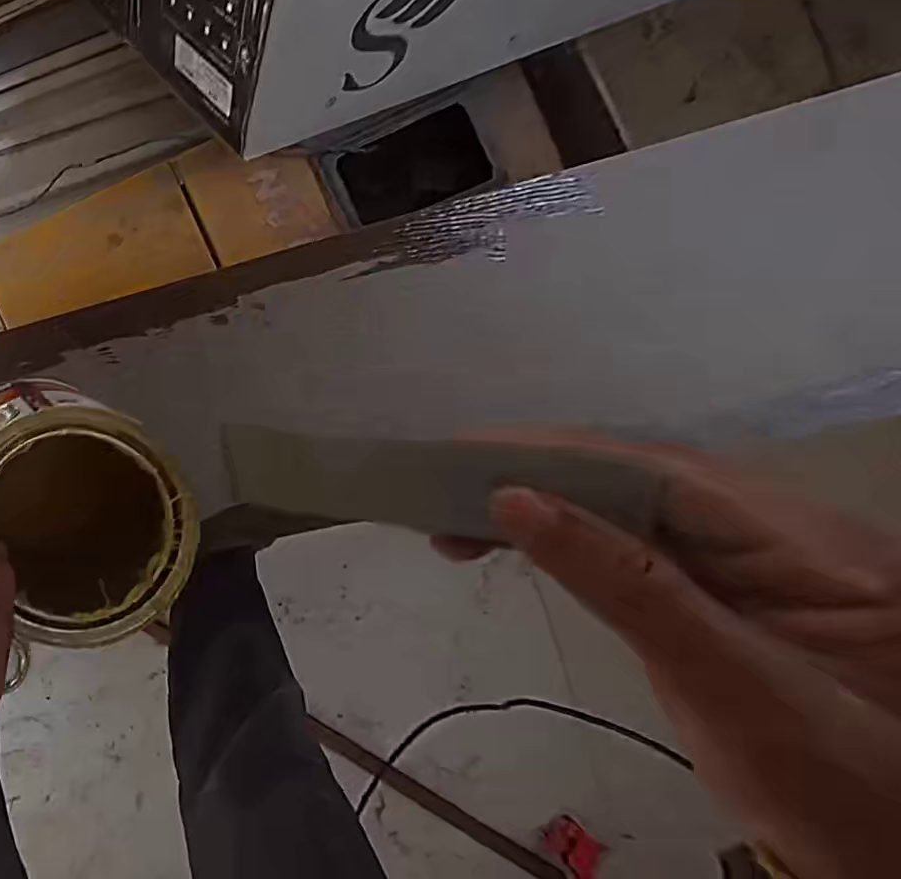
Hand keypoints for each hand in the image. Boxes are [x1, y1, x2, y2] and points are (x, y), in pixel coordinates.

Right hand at [438, 436, 900, 878]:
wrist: (892, 865)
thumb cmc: (840, 790)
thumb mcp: (736, 688)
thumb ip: (627, 585)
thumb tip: (510, 498)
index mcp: (813, 546)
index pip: (659, 471)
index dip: (553, 454)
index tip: (459, 456)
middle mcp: (776, 536)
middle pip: (628, 479)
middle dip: (527, 478)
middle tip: (437, 490)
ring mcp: (739, 563)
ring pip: (610, 506)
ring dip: (527, 509)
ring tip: (449, 524)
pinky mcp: (700, 589)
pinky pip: (611, 542)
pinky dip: (546, 539)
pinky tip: (496, 543)